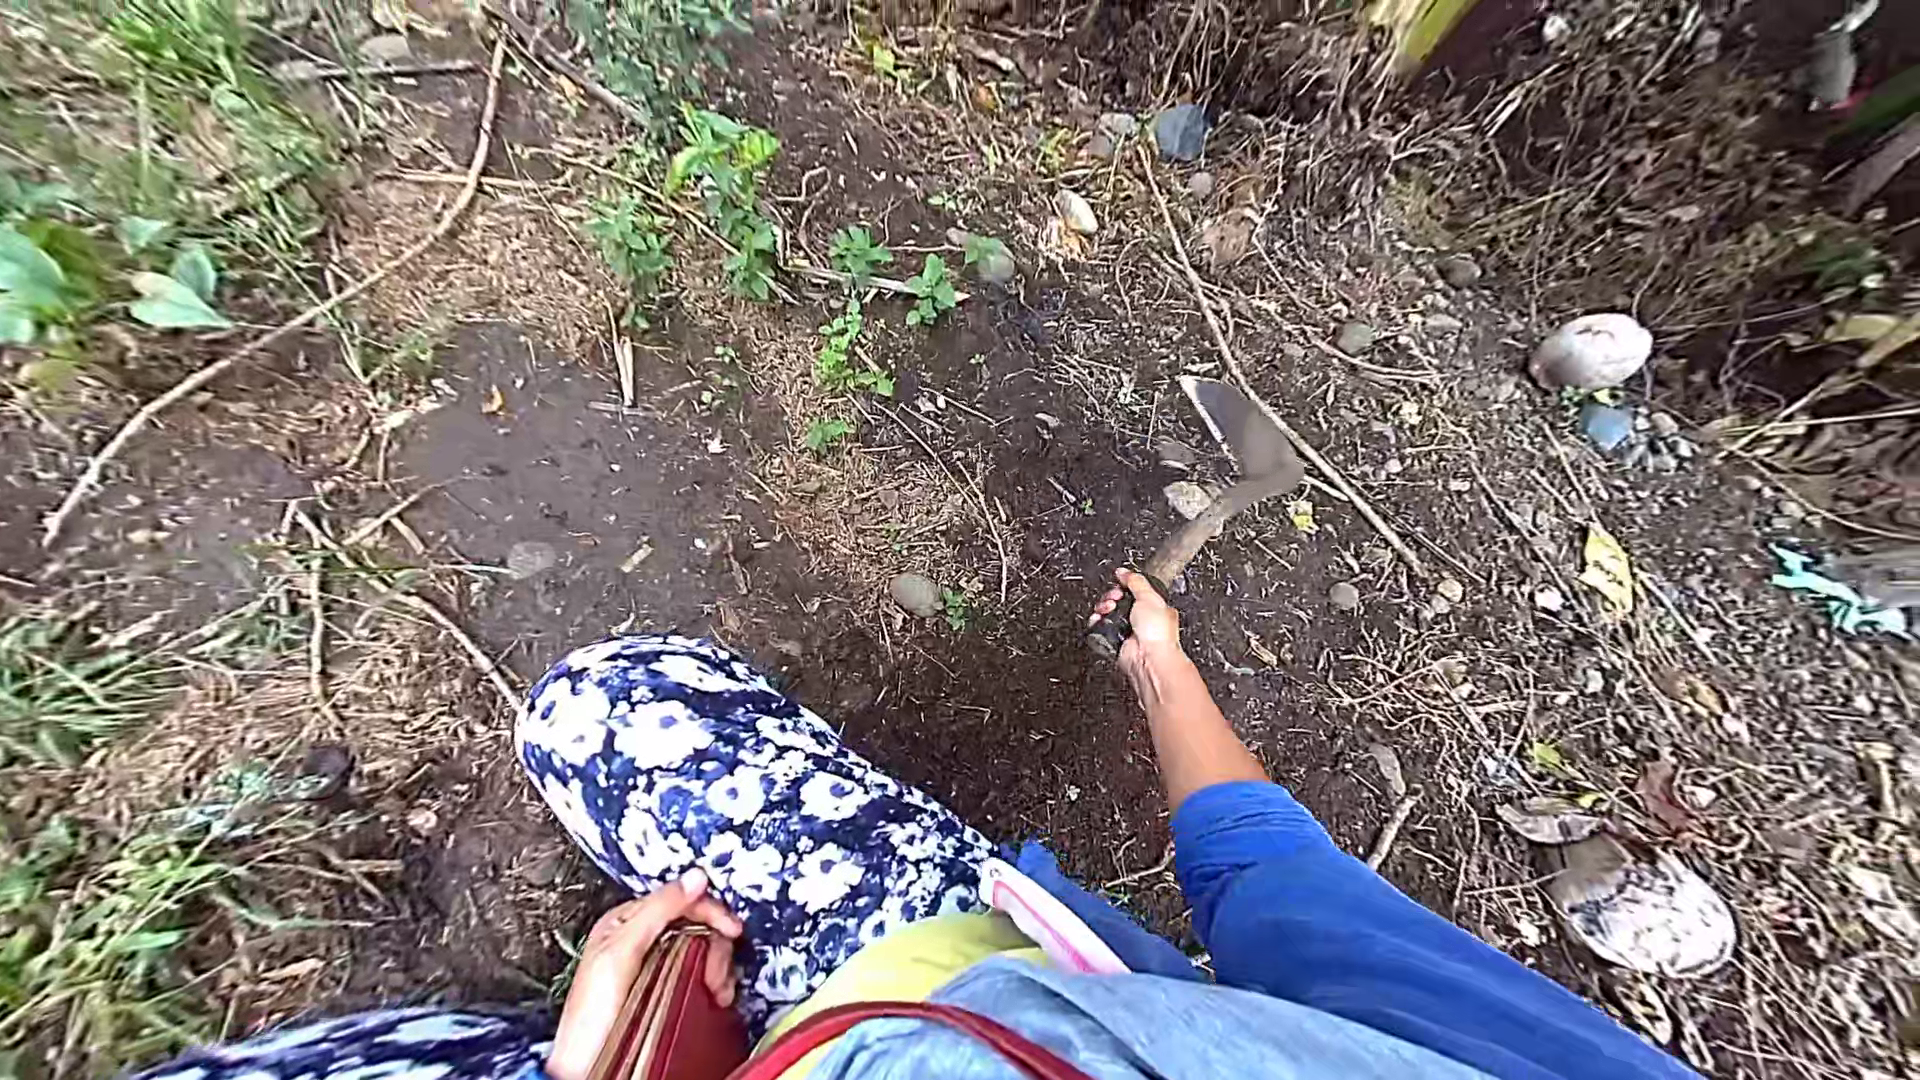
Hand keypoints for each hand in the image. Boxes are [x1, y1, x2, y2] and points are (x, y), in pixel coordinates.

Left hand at [545, 869, 743, 1079]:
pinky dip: (715, 982)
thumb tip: (697, 877)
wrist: (589, 1075)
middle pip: (699, 923)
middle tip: (716, 974)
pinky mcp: (668, 988)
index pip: (683, 898)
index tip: (731, 929)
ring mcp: (658, 964)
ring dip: (718, 967)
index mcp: (629, 921)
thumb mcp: (621, 952)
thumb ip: (658, 909)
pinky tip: (715, 996)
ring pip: (705, 947)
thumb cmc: (591, 1021)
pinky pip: (703, 972)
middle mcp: (646, 937)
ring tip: (716, 991)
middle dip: (715, 946)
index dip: (710, 910)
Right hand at [1087, 567, 1181, 677]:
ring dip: (1103, 607)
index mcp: (1153, 607)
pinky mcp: (1114, 640)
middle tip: (1114, 598)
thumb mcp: (1149, 596)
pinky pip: (1099, 627)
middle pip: (1117, 600)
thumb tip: (1123, 572)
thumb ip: (1135, 581)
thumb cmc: (1158, 633)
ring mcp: (1126, 630)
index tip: (1120, 584)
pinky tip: (1099, 619)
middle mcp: (1140, 619)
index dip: (1125, 585)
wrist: (1149, 657)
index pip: (1134, 590)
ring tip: (1108, 609)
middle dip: (1111, 596)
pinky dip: (1096, 622)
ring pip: (1107, 612)